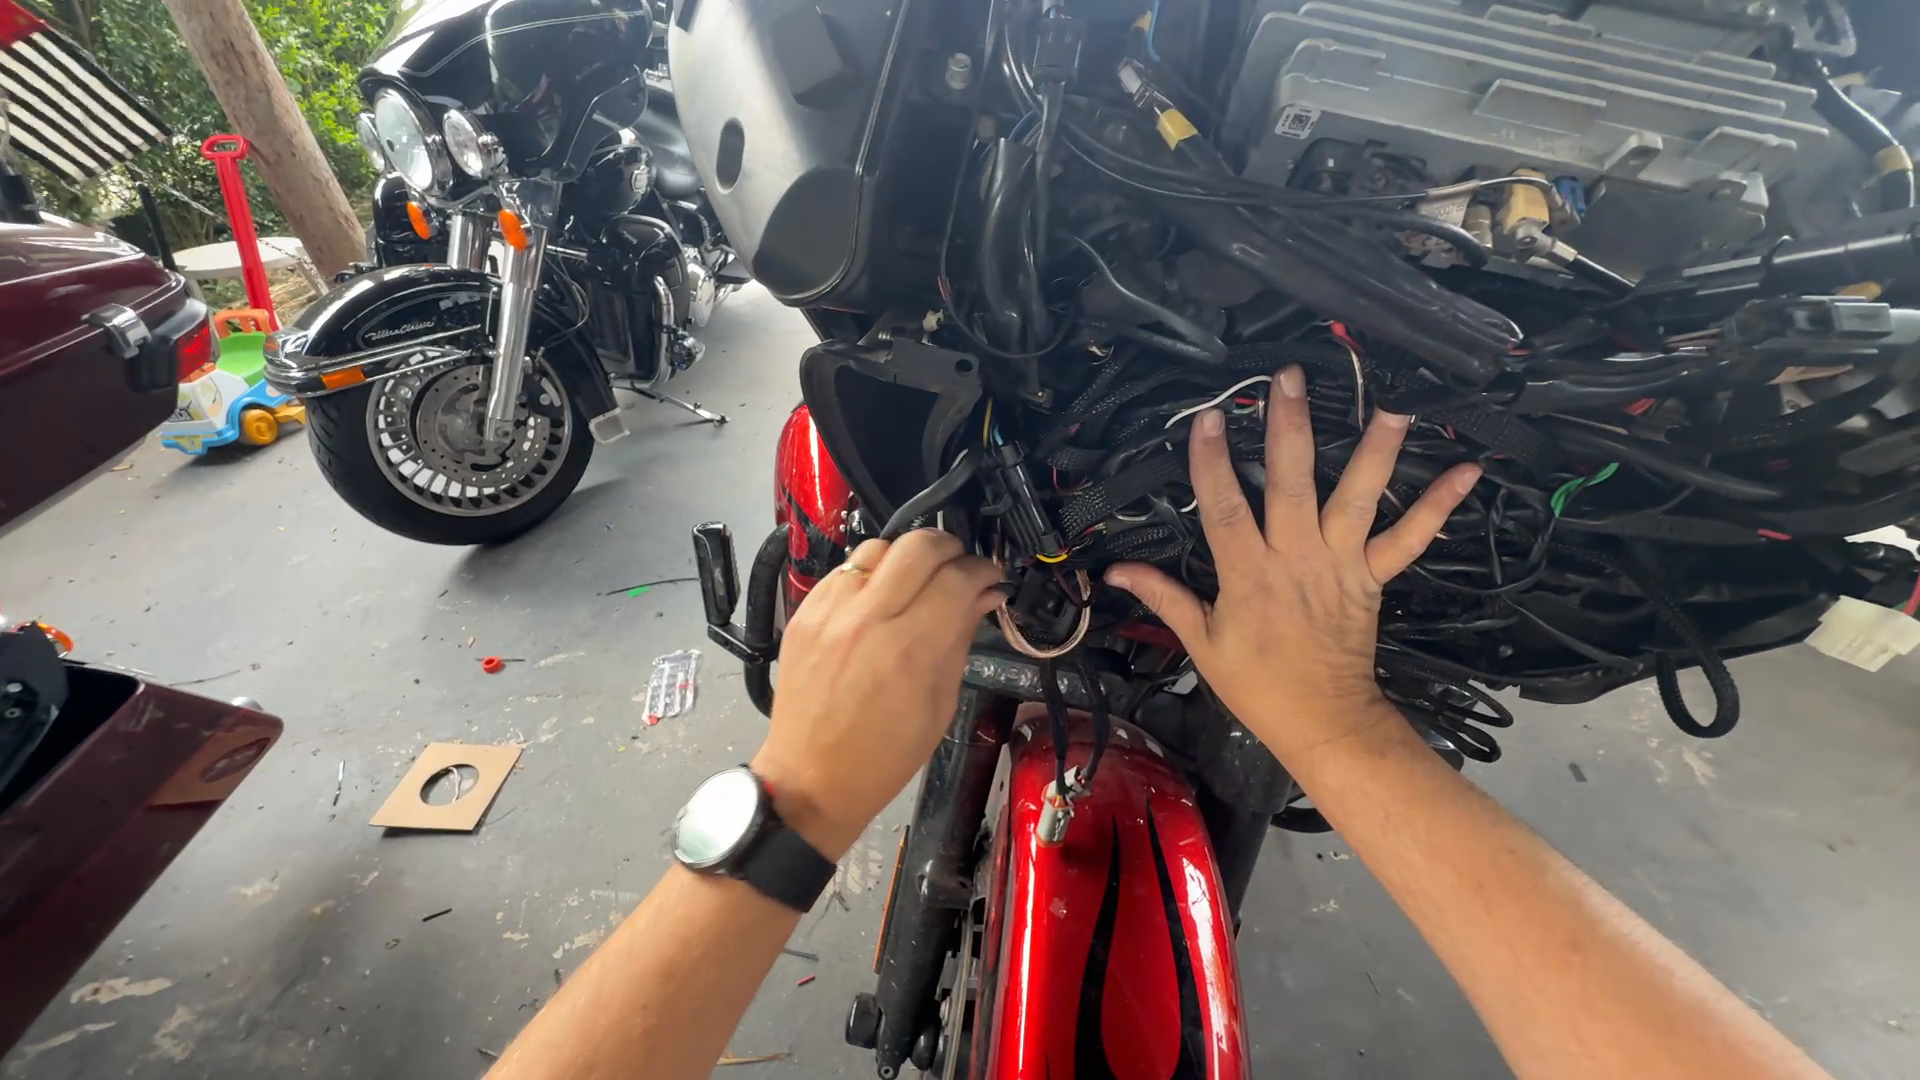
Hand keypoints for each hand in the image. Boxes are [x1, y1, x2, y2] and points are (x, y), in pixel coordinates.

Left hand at [751, 531, 1003, 859]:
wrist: (811, 778)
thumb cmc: (884, 755)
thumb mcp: (940, 704)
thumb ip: (960, 638)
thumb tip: (982, 595)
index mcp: (909, 650)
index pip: (957, 577)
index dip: (983, 570)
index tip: (989, 578)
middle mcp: (868, 620)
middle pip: (919, 545)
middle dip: (950, 549)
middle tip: (959, 569)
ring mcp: (830, 613)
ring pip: (880, 546)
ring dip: (908, 556)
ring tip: (917, 580)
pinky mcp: (805, 613)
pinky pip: (845, 569)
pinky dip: (871, 573)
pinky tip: (879, 596)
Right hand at [1103, 365, 1480, 763]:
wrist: (1323, 720)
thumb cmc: (1257, 683)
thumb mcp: (1201, 642)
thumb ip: (1163, 596)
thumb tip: (1115, 571)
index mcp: (1248, 575)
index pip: (1223, 507)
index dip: (1212, 461)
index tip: (1207, 417)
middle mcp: (1297, 559)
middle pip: (1292, 484)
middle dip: (1288, 428)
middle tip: (1289, 379)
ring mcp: (1340, 565)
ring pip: (1357, 500)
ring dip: (1374, 452)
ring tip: (1390, 407)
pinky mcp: (1372, 577)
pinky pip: (1408, 539)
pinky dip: (1436, 507)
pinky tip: (1468, 471)